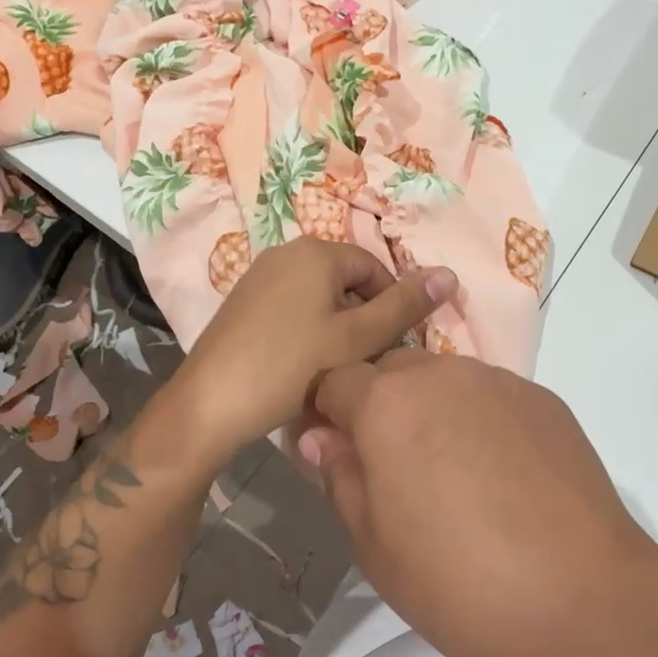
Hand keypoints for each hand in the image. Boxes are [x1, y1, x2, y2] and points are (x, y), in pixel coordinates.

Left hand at [173, 238, 456, 462]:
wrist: (208, 406)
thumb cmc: (289, 367)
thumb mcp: (356, 339)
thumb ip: (404, 306)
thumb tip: (450, 274)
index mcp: (317, 250)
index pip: (376, 269)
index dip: (391, 309)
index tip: (389, 350)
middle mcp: (287, 252)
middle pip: (347, 281)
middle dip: (363, 319)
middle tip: (363, 364)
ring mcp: (259, 276)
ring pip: (319, 298)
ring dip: (336, 329)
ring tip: (335, 371)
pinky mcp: (242, 303)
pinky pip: (292, 308)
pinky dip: (307, 333)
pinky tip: (302, 370)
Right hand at [300, 349, 657, 656]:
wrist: (580, 597)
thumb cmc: (456, 581)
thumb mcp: (373, 544)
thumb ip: (339, 476)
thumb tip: (320, 437)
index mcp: (387, 403)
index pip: (334, 380)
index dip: (324, 412)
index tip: (331, 450)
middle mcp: (443, 374)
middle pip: (392, 370)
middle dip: (379, 405)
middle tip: (392, 467)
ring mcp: (500, 382)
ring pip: (447, 380)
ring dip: (433, 410)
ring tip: (452, 474)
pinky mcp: (545, 400)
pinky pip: (494, 398)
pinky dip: (483, 422)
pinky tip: (501, 477)